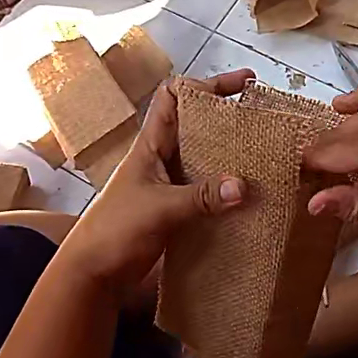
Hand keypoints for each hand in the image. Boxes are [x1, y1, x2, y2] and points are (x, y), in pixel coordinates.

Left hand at [50, 69, 252, 288]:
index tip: (241, 85)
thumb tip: (244, 185)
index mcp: (150, 146)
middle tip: (264, 115)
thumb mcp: (159, 208)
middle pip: (195, 125)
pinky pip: (204, 188)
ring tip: (265, 152)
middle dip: (227, 116)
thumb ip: (201, 197)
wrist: (92, 273)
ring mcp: (167, 184)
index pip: (174, 97)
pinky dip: (225, 187)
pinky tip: (249, 194)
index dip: (204, 84)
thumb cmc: (115, 230)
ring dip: (229, 152)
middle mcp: (160, 159)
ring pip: (202, 157)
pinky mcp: (174, 209)